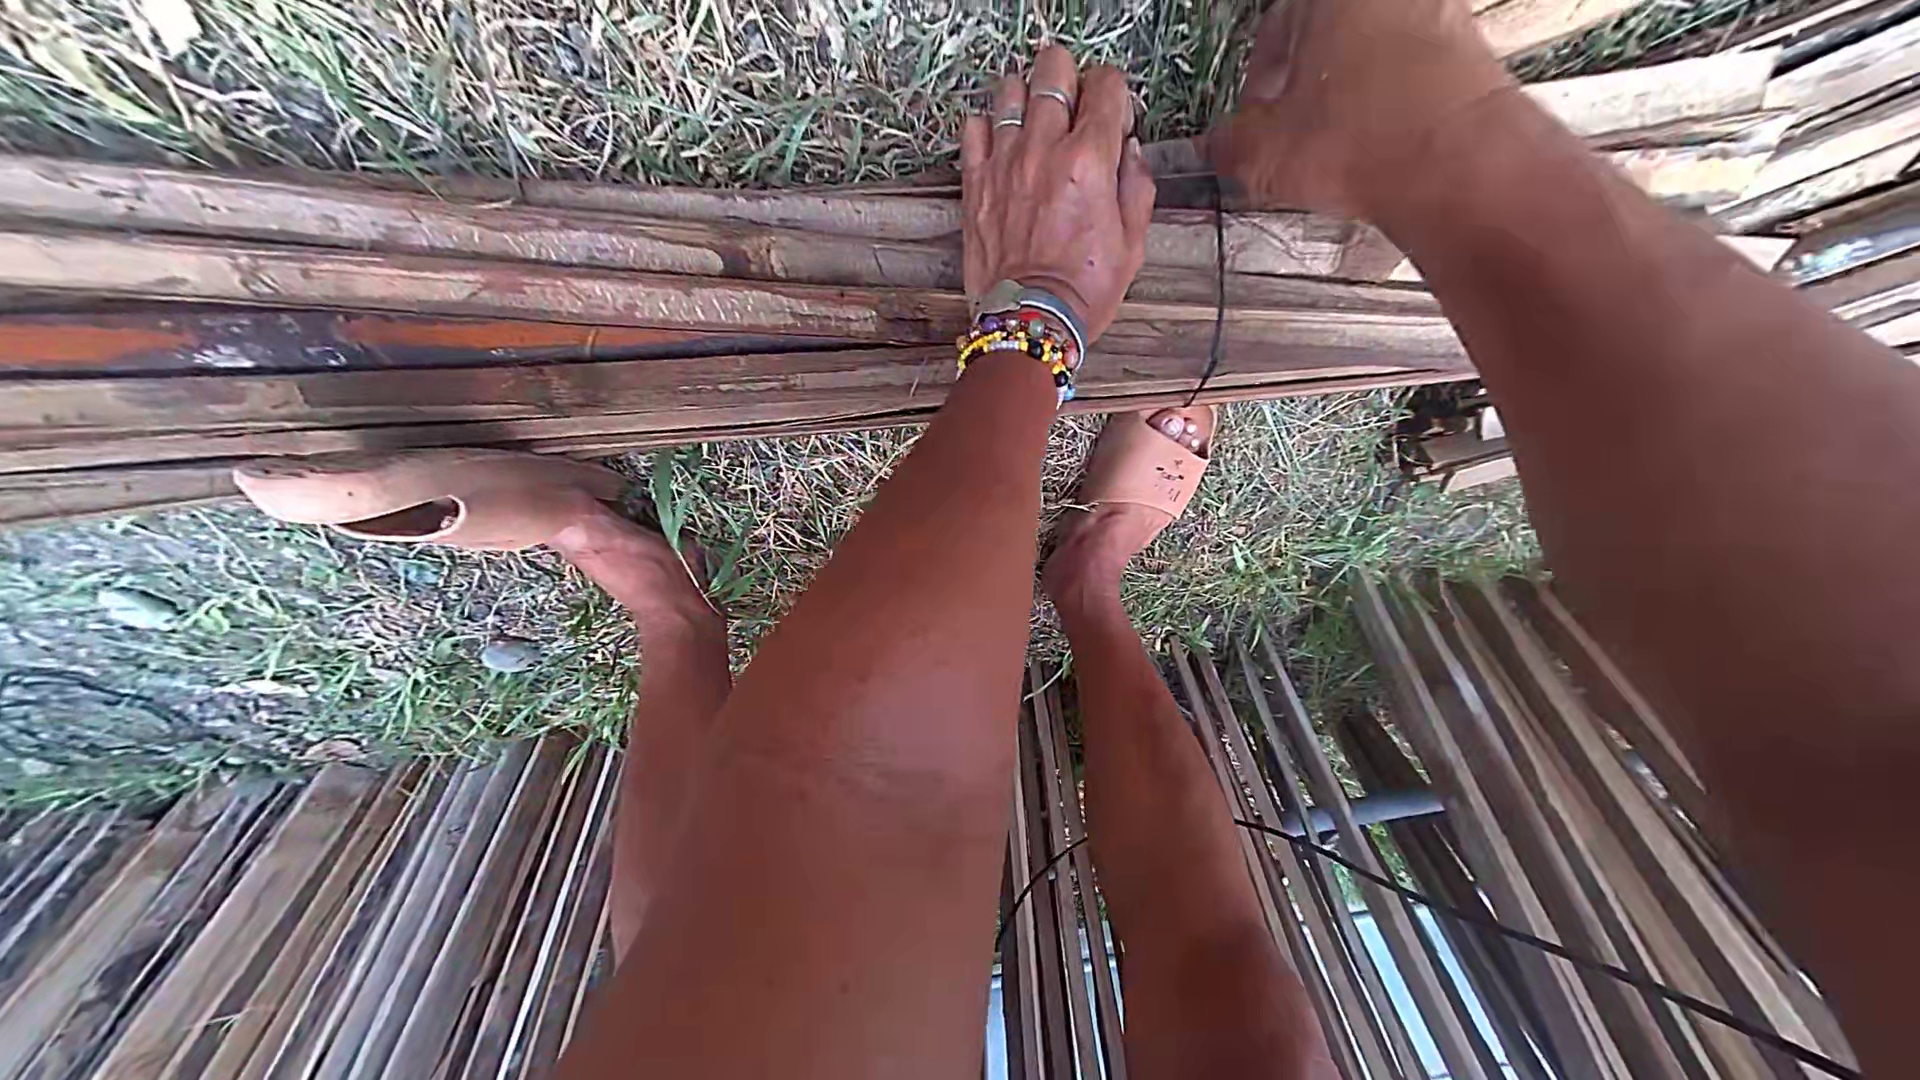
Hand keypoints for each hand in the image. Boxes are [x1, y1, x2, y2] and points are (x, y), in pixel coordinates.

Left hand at [960, 45, 1154, 341]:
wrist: (1030, 321)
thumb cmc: (1082, 291)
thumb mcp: (1131, 245)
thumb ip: (1137, 186)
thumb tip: (1129, 150)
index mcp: (1089, 161)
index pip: (1104, 85)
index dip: (1112, 98)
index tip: (1111, 123)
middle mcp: (1044, 151)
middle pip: (1053, 70)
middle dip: (1069, 82)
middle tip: (1072, 113)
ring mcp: (1004, 166)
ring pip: (1010, 90)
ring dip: (1027, 98)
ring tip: (1035, 127)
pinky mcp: (975, 186)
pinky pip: (972, 129)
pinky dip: (988, 127)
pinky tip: (1002, 147)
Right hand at [1208, 0, 1513, 217]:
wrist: (1451, 163)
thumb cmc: (1358, 141)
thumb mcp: (1262, 154)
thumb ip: (1227, 144)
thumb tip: (1217, 145)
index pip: (1274, 25)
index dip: (1256, 78)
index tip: (1252, 113)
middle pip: (1325, 34)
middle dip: (1300, 84)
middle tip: (1286, 130)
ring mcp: (1435, 11)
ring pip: (1365, 51)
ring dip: (1339, 93)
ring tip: (1326, 144)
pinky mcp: (1463, 46)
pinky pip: (1404, 69)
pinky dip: (1379, 101)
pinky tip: (1367, 143)